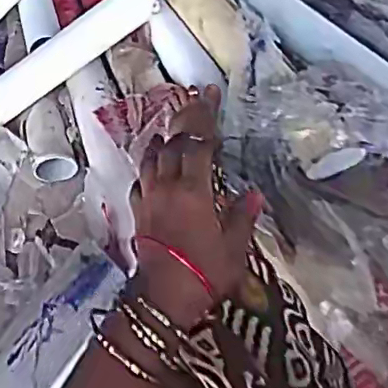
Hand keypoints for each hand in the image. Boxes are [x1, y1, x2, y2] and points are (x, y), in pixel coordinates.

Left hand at [129, 85, 262, 320]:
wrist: (165, 292)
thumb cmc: (206, 271)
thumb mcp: (235, 247)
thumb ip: (242, 217)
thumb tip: (251, 194)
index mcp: (193, 190)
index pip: (198, 143)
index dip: (204, 117)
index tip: (209, 95)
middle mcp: (166, 185)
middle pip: (173, 143)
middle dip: (185, 119)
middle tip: (194, 99)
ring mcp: (148, 194)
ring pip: (152, 156)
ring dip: (163, 139)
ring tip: (173, 128)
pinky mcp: (137, 207)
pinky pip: (142, 176)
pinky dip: (150, 164)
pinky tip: (155, 164)